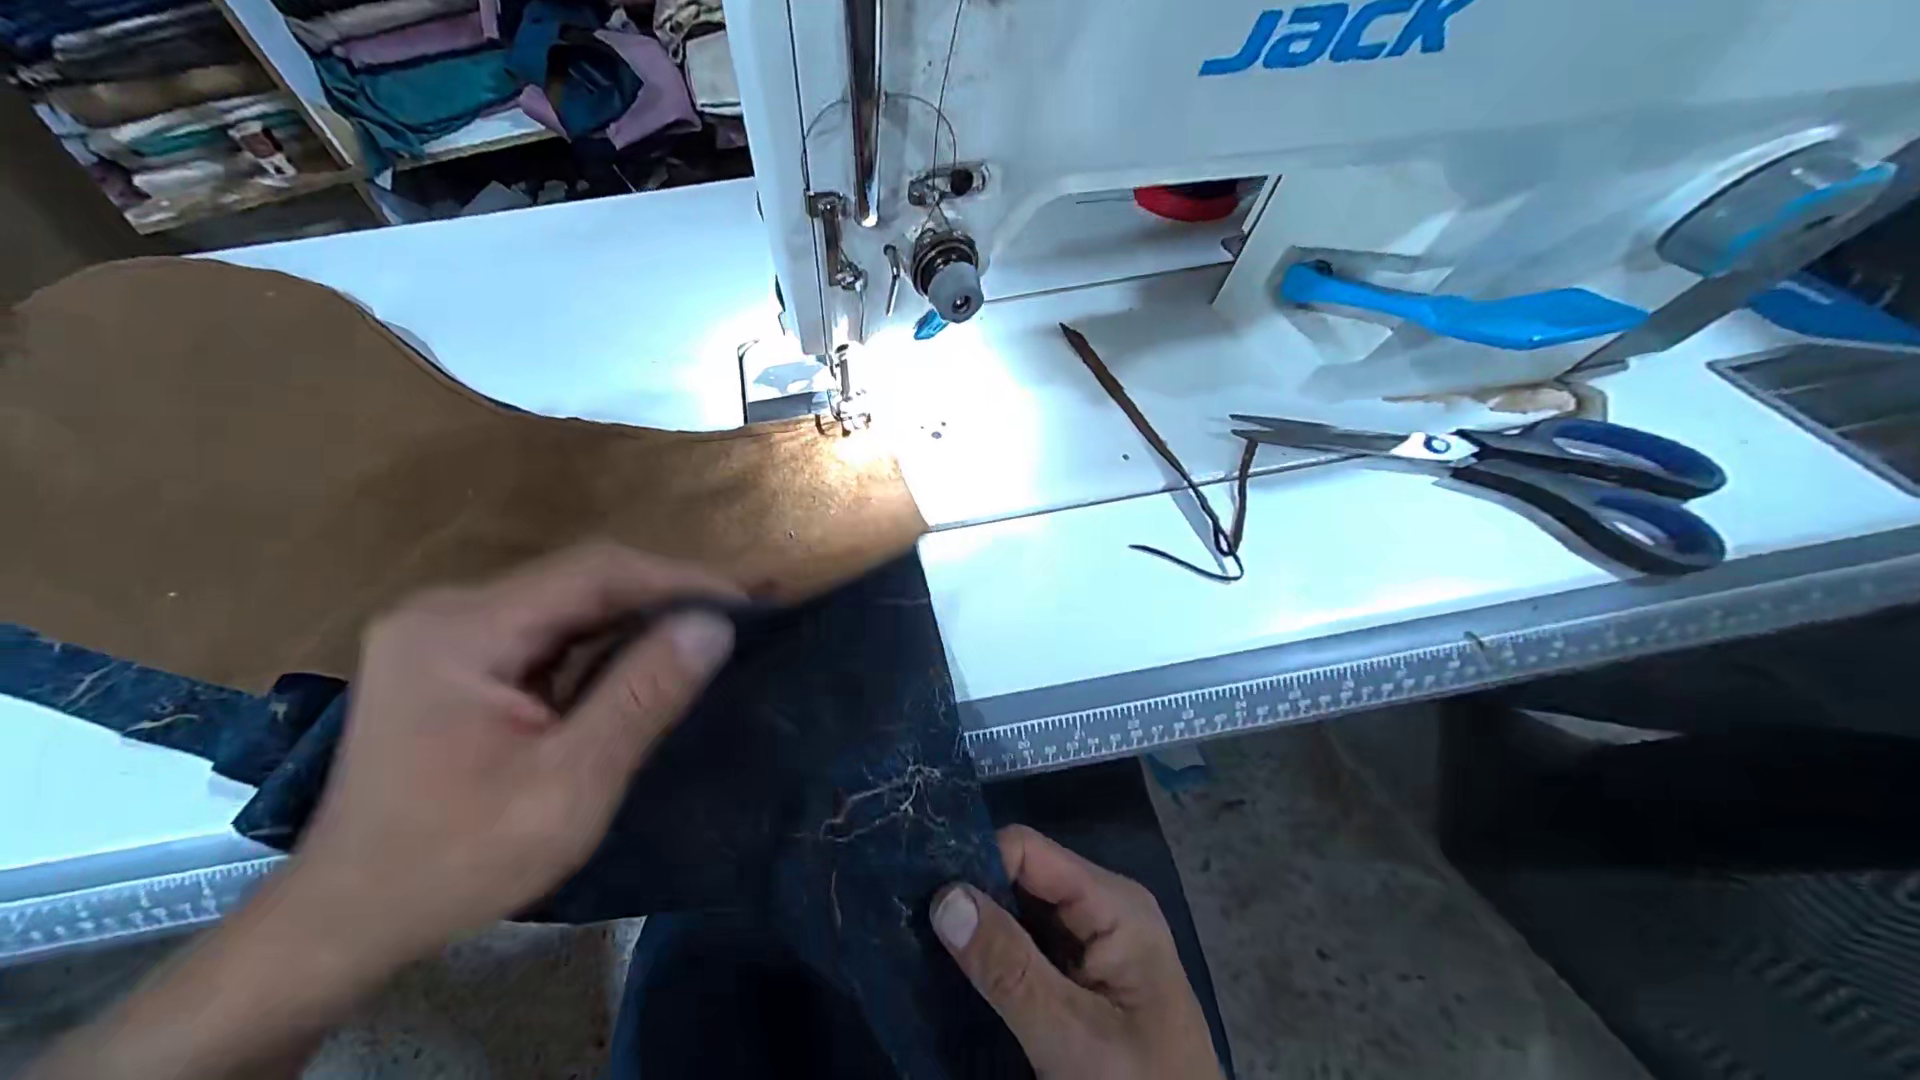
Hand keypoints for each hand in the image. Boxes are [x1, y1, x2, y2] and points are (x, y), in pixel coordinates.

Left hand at [286, 542, 740, 971]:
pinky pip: (561, 626)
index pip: (595, 573)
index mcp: (461, 632)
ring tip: (726, 612)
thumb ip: (642, 697)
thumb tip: (716, 625)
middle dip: (675, 588)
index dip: (682, 579)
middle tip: (755, 599)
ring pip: (578, 598)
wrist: (352, 918)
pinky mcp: (468, 653)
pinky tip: (664, 639)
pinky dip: (620, 632)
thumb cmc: (458, 862)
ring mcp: (455, 629)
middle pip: (587, 578)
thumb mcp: (568, 786)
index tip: (752, 599)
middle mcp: (451, 610)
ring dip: (653, 607)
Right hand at [931, 826, 1223, 1079]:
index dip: (976, 865)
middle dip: (972, 897)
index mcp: (1114, 903)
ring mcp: (1090, 940)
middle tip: (913, 922)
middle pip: (1020, 876)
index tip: (924, 897)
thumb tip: (944, 896)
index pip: (1027, 851)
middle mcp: (1101, 906)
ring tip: (924, 943)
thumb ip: (1010, 970)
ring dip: (977, 928)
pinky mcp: (1078, 972)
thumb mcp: (1075, 1039)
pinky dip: (992, 954)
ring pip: (1018, 910)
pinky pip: (1026, 944)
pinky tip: (956, 967)